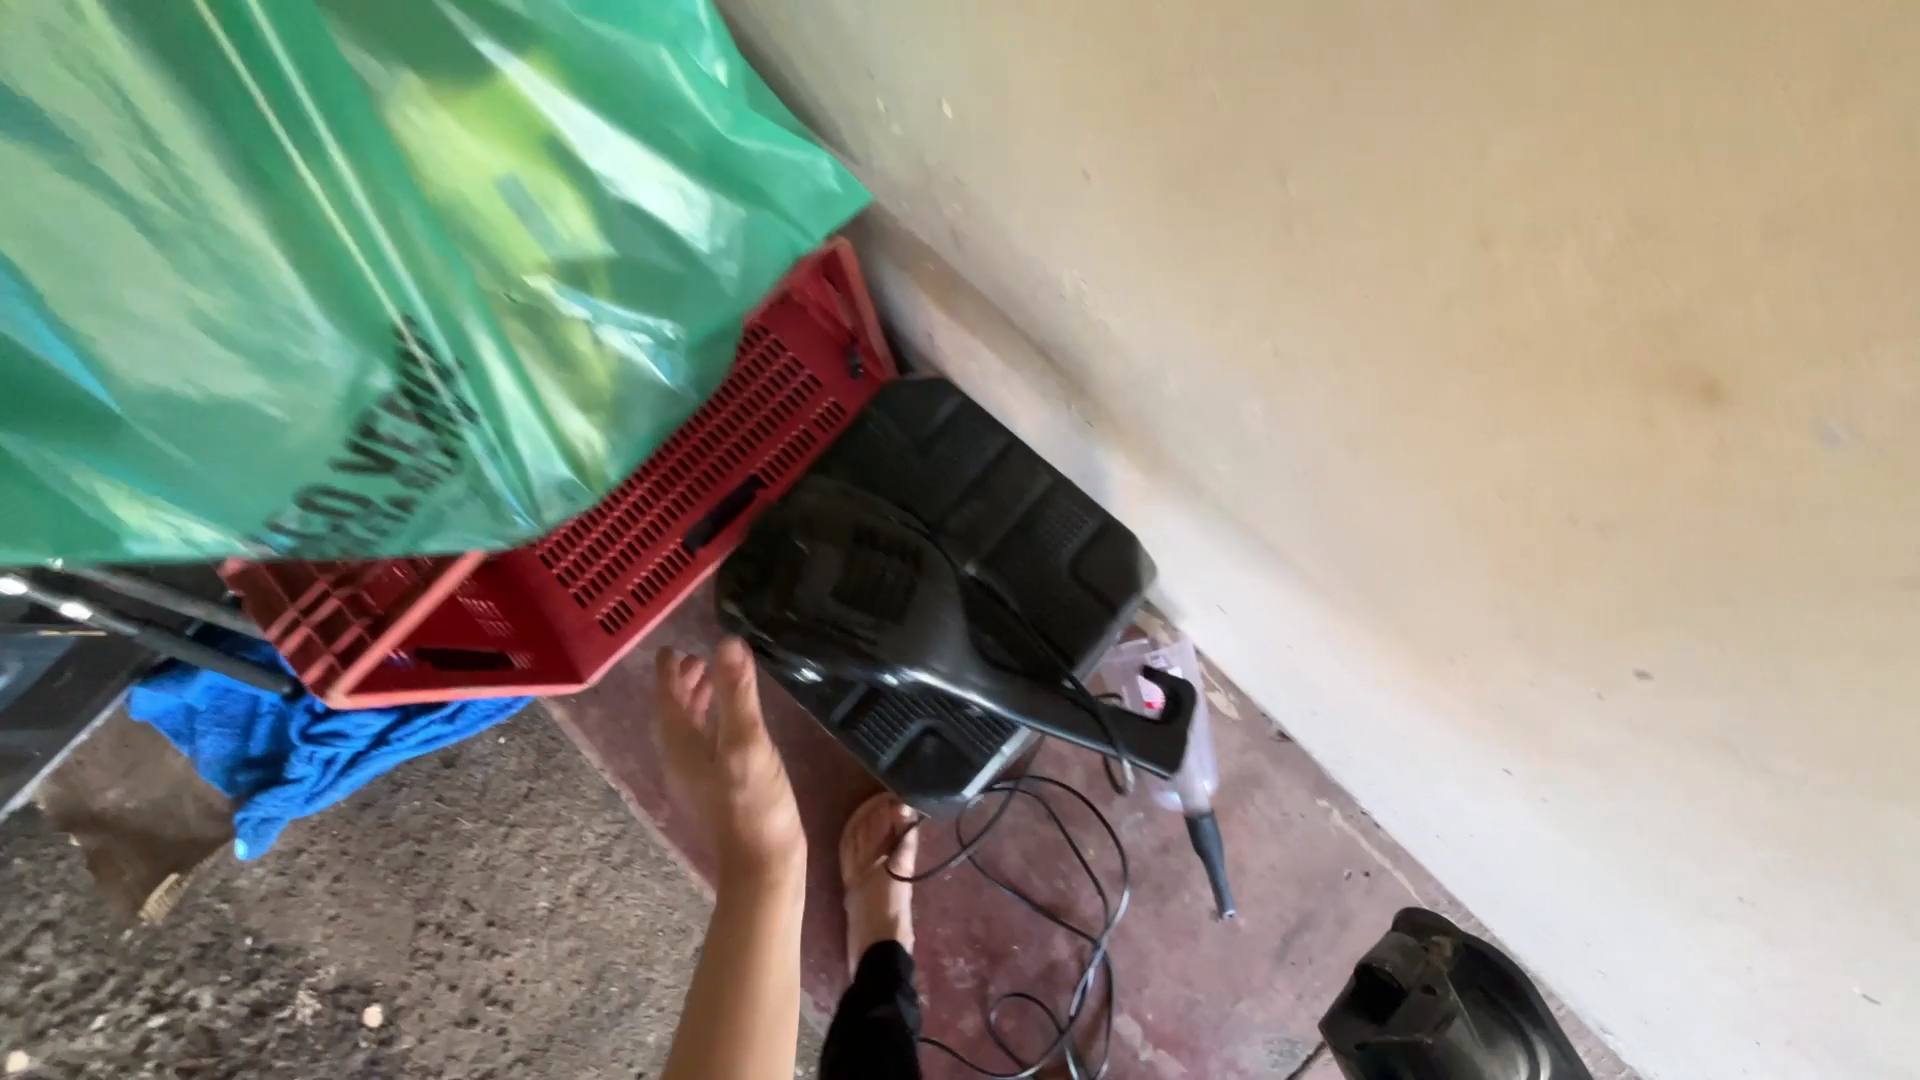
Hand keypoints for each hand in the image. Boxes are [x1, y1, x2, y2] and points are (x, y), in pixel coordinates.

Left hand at [655, 637, 805, 884]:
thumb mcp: (747, 743)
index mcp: (681, 748)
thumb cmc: (754, 803)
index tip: (670, 647)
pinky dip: (711, 721)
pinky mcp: (718, 789)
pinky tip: (730, 721)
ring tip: (712, 678)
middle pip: (674, 714)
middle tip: (695, 656)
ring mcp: (699, 778)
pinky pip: (705, 743)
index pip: (666, 701)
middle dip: (681, 684)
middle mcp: (682, 762)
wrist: (764, 864)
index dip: (667, 673)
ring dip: (695, 702)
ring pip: (688, 730)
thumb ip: (736, 694)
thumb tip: (727, 643)